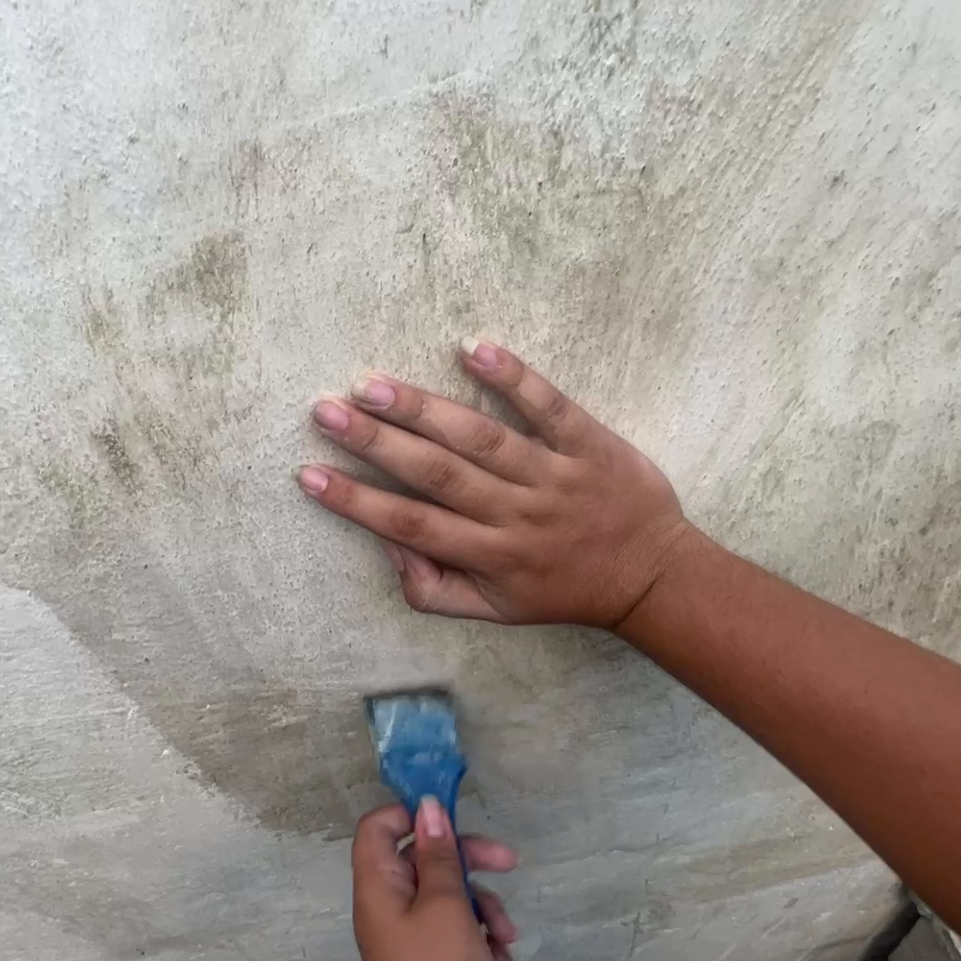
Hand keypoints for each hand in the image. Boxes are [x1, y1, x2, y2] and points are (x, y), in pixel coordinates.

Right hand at [297, 339, 694, 628]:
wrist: (651, 577)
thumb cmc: (560, 591)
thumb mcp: (492, 611)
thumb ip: (432, 589)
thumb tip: (387, 546)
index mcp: (488, 557)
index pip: (409, 526)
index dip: (355, 502)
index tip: (308, 475)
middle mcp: (516, 516)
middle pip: (436, 475)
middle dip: (376, 442)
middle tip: (326, 411)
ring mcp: (554, 476)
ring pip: (482, 439)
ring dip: (424, 409)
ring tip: (373, 384)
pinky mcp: (591, 444)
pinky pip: (551, 407)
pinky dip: (514, 378)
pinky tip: (473, 349)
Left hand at [353, 798, 518, 960]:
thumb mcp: (446, 907)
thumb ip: (439, 855)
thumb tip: (428, 806)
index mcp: (377, 884)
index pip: (377, 826)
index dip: (409, 814)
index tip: (450, 816)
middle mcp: (387, 904)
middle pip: (423, 858)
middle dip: (468, 862)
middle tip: (507, 862)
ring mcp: (409, 936)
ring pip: (447, 896)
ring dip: (482, 909)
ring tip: (504, 937)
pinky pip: (456, 932)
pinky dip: (480, 941)